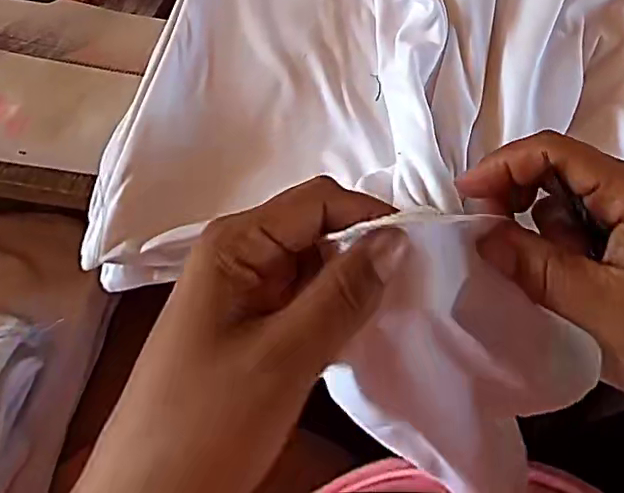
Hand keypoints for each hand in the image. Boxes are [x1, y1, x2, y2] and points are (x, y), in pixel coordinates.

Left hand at [74, 177, 396, 492]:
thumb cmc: (205, 422)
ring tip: (391, 312)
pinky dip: (330, 310)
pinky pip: (300, 297)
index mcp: (237, 240)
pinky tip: (354, 335)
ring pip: (312, 264)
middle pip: (315, 227)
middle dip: (361, 250)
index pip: (316, 201)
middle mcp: (238, 251)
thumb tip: (396, 237)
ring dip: (348, 283)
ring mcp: (241, 288)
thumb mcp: (282, 358)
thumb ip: (341, 293)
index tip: (419, 248)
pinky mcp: (247, 322)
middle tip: (411, 287)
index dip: (368, 215)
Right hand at [457, 132, 623, 434]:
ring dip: (544, 234)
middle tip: (495, 239)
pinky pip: (581, 230)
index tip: (467, 197)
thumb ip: (540, 269)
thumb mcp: (610, 310)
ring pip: (564, 203)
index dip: (504, 165)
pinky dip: (561, 249)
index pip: (552, 151)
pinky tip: (568, 284)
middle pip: (554, 171)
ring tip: (553, 281)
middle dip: (519, 199)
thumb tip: (480, 236)